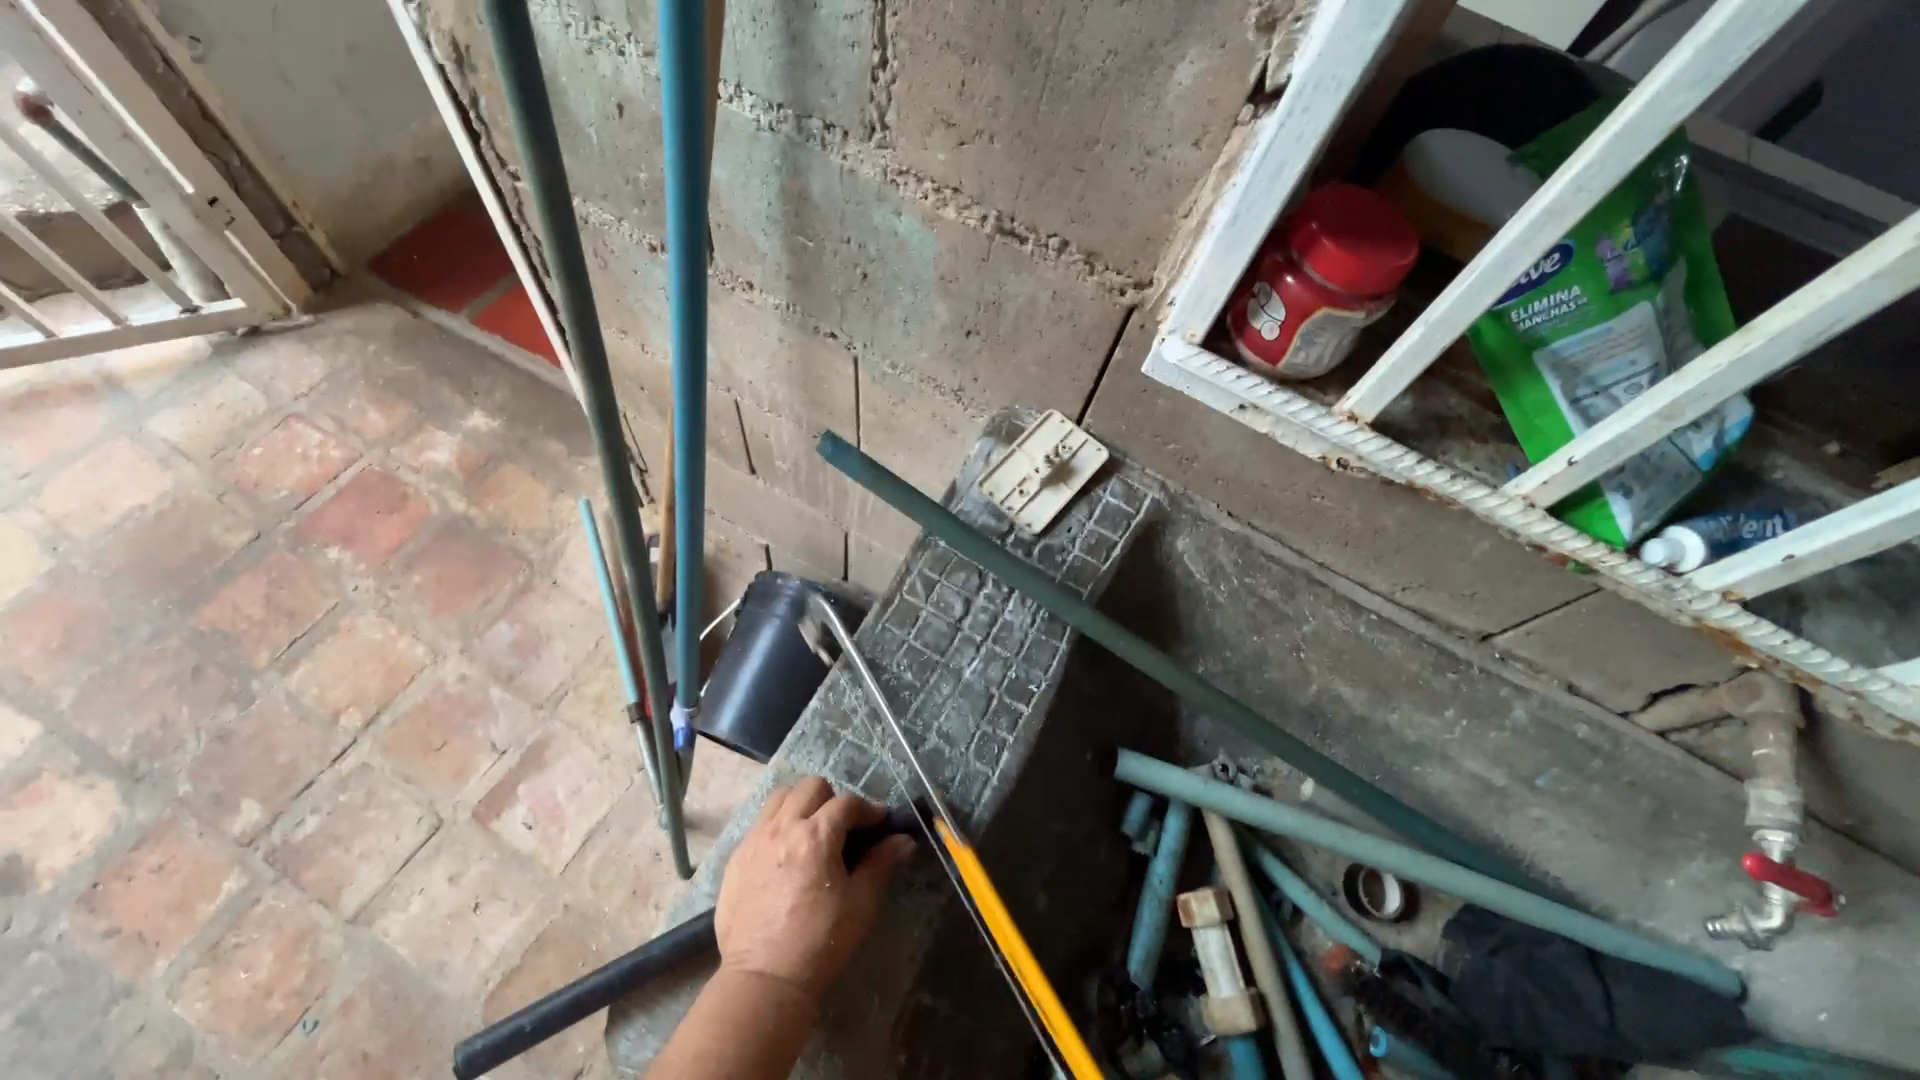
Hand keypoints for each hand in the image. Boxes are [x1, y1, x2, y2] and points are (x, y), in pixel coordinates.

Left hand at [714, 776, 913, 999]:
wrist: (764, 978)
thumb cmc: (821, 941)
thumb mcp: (861, 903)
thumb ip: (881, 863)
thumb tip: (903, 840)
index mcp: (815, 836)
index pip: (847, 803)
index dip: (869, 809)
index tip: (880, 824)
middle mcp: (781, 828)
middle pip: (810, 787)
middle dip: (832, 799)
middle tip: (843, 827)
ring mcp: (753, 841)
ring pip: (779, 798)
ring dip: (801, 805)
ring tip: (812, 833)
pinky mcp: (736, 858)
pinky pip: (759, 824)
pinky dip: (778, 826)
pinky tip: (787, 856)